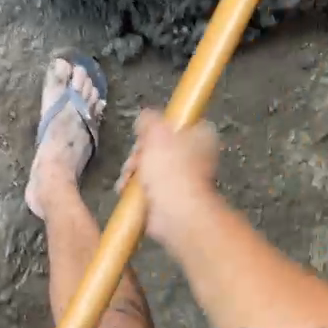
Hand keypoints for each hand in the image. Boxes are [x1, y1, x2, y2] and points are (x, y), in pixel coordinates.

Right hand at [120, 109, 222, 246]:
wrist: (175, 211)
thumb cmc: (172, 170)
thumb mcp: (157, 132)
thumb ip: (150, 119)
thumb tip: (145, 116)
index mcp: (202, 135)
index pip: (181, 122)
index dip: (160, 125)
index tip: (146, 132)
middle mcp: (195, 156)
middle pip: (160, 145)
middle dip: (140, 151)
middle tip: (136, 156)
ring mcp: (182, 178)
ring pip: (151, 166)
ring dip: (134, 169)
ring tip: (129, 175)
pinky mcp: (169, 196)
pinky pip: (147, 186)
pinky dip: (134, 187)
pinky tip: (126, 188)